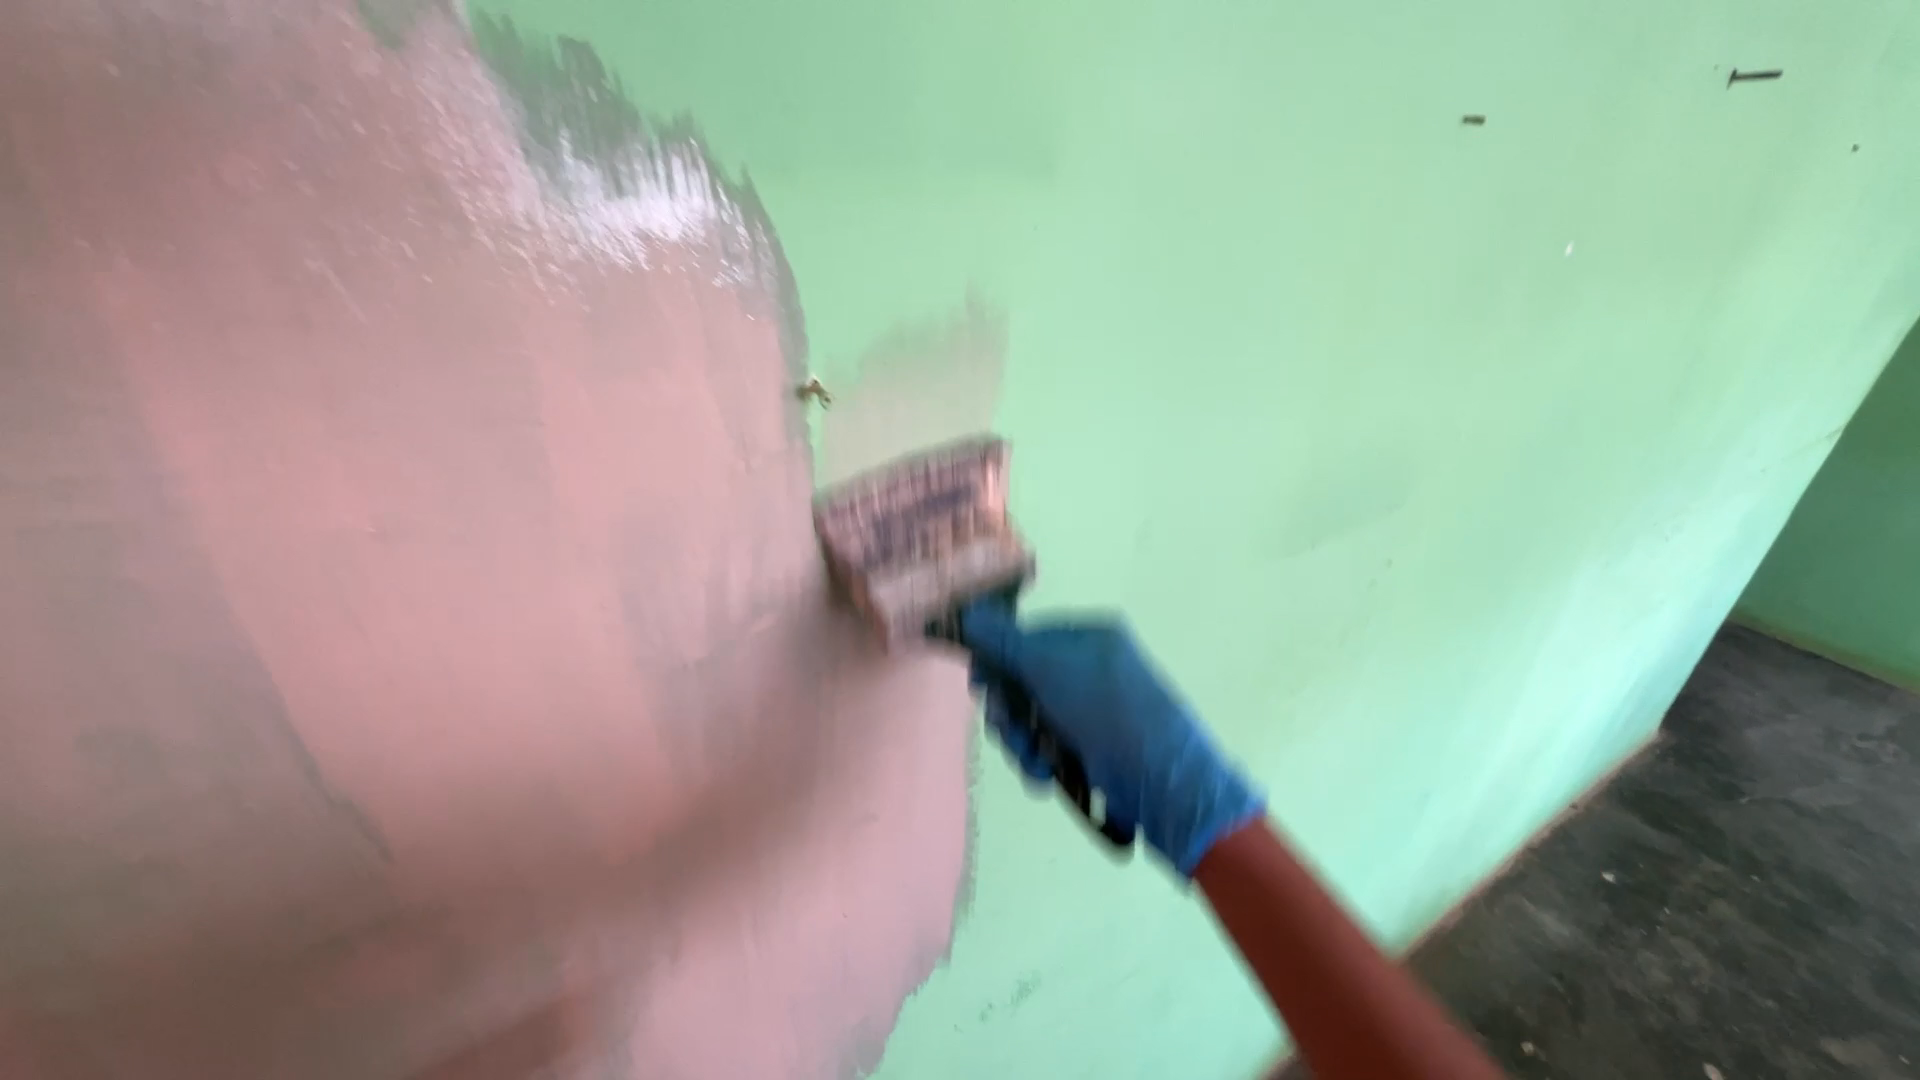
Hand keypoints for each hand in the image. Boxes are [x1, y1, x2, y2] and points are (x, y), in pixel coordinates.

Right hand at [957, 594, 1264, 875]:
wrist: (1164, 781)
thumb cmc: (1106, 710)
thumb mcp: (1050, 666)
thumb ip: (1004, 640)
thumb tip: (967, 613)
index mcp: (1087, 638)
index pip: (1024, 638)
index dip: (997, 661)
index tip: (981, 686)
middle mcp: (1089, 669)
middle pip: (1021, 682)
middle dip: (1009, 712)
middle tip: (1010, 728)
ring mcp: (1091, 711)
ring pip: (1029, 720)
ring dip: (1022, 743)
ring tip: (1036, 764)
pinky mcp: (1091, 749)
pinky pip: (1046, 748)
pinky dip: (1040, 762)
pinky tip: (1047, 777)